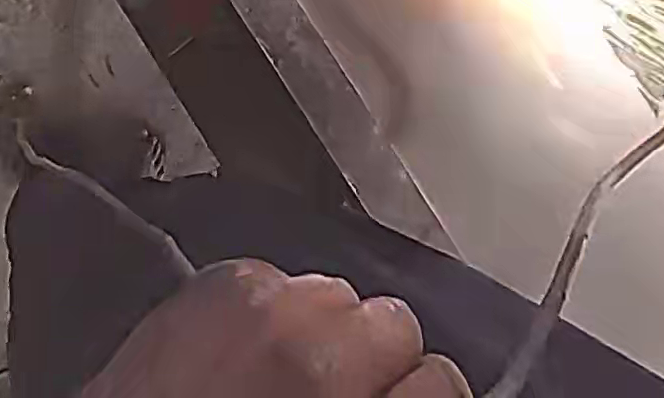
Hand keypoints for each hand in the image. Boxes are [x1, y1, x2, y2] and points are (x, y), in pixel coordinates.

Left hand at [80, 259, 471, 397]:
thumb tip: (408, 389)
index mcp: (335, 395)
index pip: (441, 381)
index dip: (426, 395)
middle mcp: (312, 346)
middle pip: (396, 320)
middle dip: (376, 356)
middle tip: (343, 388)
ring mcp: (264, 301)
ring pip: (339, 290)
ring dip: (324, 324)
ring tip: (287, 365)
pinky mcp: (223, 277)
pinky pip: (280, 280)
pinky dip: (273, 308)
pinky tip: (244, 346)